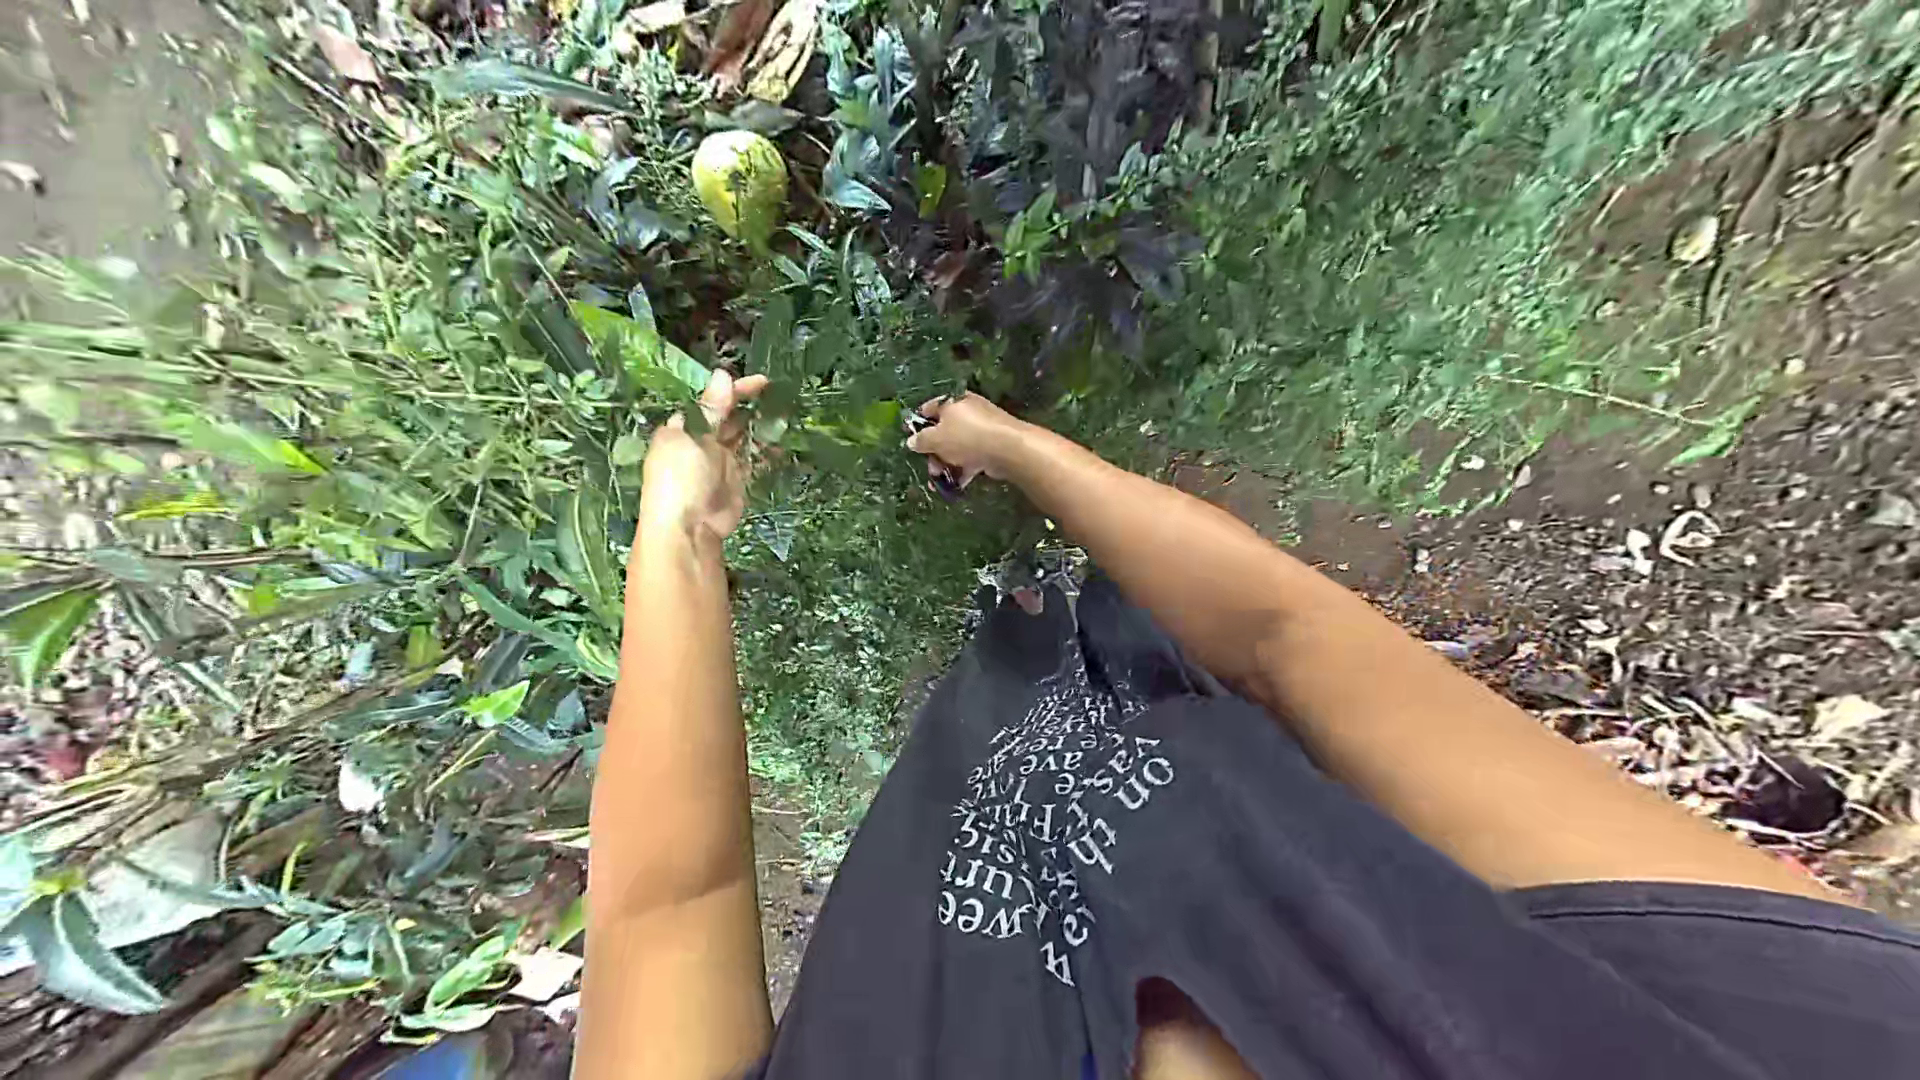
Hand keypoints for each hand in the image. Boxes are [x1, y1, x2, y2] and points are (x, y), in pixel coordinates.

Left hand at [639, 370, 769, 544]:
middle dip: (749, 406)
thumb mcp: (693, 438)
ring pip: (742, 437)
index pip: (711, 402)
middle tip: (778, 396)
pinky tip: (782, 443)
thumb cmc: (681, 478)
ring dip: (760, 426)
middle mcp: (701, 442)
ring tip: (785, 414)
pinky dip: (767, 452)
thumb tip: (724, 375)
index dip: (734, 390)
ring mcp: (719, 462)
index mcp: (684, 428)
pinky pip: (753, 460)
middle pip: (728, 418)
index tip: (761, 382)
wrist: (689, 528)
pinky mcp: (736, 481)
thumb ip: (711, 409)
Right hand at [906, 393, 1033, 490]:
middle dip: (933, 452)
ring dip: (946, 464)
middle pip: (943, 431)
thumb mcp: (935, 439)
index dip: (917, 424)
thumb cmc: (966, 438)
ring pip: (957, 446)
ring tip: (940, 481)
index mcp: (951, 402)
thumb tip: (911, 441)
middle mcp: (967, 411)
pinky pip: (972, 456)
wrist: (1007, 448)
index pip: (928, 409)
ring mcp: (981, 428)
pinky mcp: (992, 445)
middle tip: (931, 468)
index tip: (911, 440)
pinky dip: (963, 469)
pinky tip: (957, 484)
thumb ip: (921, 441)